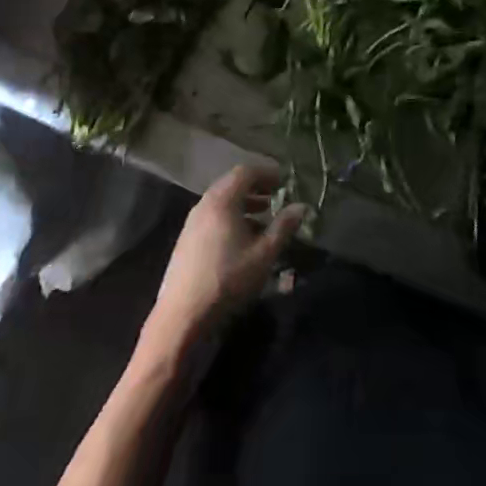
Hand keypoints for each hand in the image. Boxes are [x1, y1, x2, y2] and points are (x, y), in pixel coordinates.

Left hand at [140, 165, 305, 357]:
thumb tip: (302, 206)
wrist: (183, 314)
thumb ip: (284, 227)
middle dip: (256, 186)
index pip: (245, 172)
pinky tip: (244, 237)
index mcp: (222, 202)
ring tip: (265, 215)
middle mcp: (204, 205)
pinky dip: (232, 216)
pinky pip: (213, 216)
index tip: (285, 180)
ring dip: (245, 203)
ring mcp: (192, 222)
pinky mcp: (188, 239)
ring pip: (222, 201)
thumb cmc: (228, 279)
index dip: (267, 172)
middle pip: (231, 184)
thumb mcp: (264, 254)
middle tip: (277, 194)